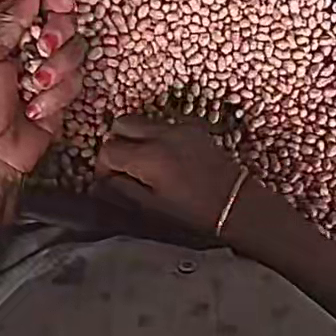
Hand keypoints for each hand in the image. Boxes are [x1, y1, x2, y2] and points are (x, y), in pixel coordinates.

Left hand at [0, 0, 84, 179]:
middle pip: (64, 22)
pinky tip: (36, 108)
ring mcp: (46, 72)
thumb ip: (9, 18)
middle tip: (43, 48)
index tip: (61, 2)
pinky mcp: (60, 96)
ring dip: (55, 71)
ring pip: (74, 53)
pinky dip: (55, 97)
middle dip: (58, 35)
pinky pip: (75, 84)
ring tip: (32, 88)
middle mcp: (28, 49)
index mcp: (4, 32)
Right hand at [93, 115, 253, 236]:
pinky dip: (155, 136)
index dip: (103, 166)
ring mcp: (180, 128)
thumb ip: (121, 190)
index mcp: (148, 157)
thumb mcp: (151, 208)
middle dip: (116, 143)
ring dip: (135, 138)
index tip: (109, 181)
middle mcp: (162, 135)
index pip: (108, 149)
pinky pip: (163, 124)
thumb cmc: (192, 214)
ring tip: (143, 165)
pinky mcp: (195, 128)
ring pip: (142, 121)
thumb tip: (99, 181)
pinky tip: (165, 160)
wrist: (236, 206)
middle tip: (123, 168)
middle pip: (121, 124)